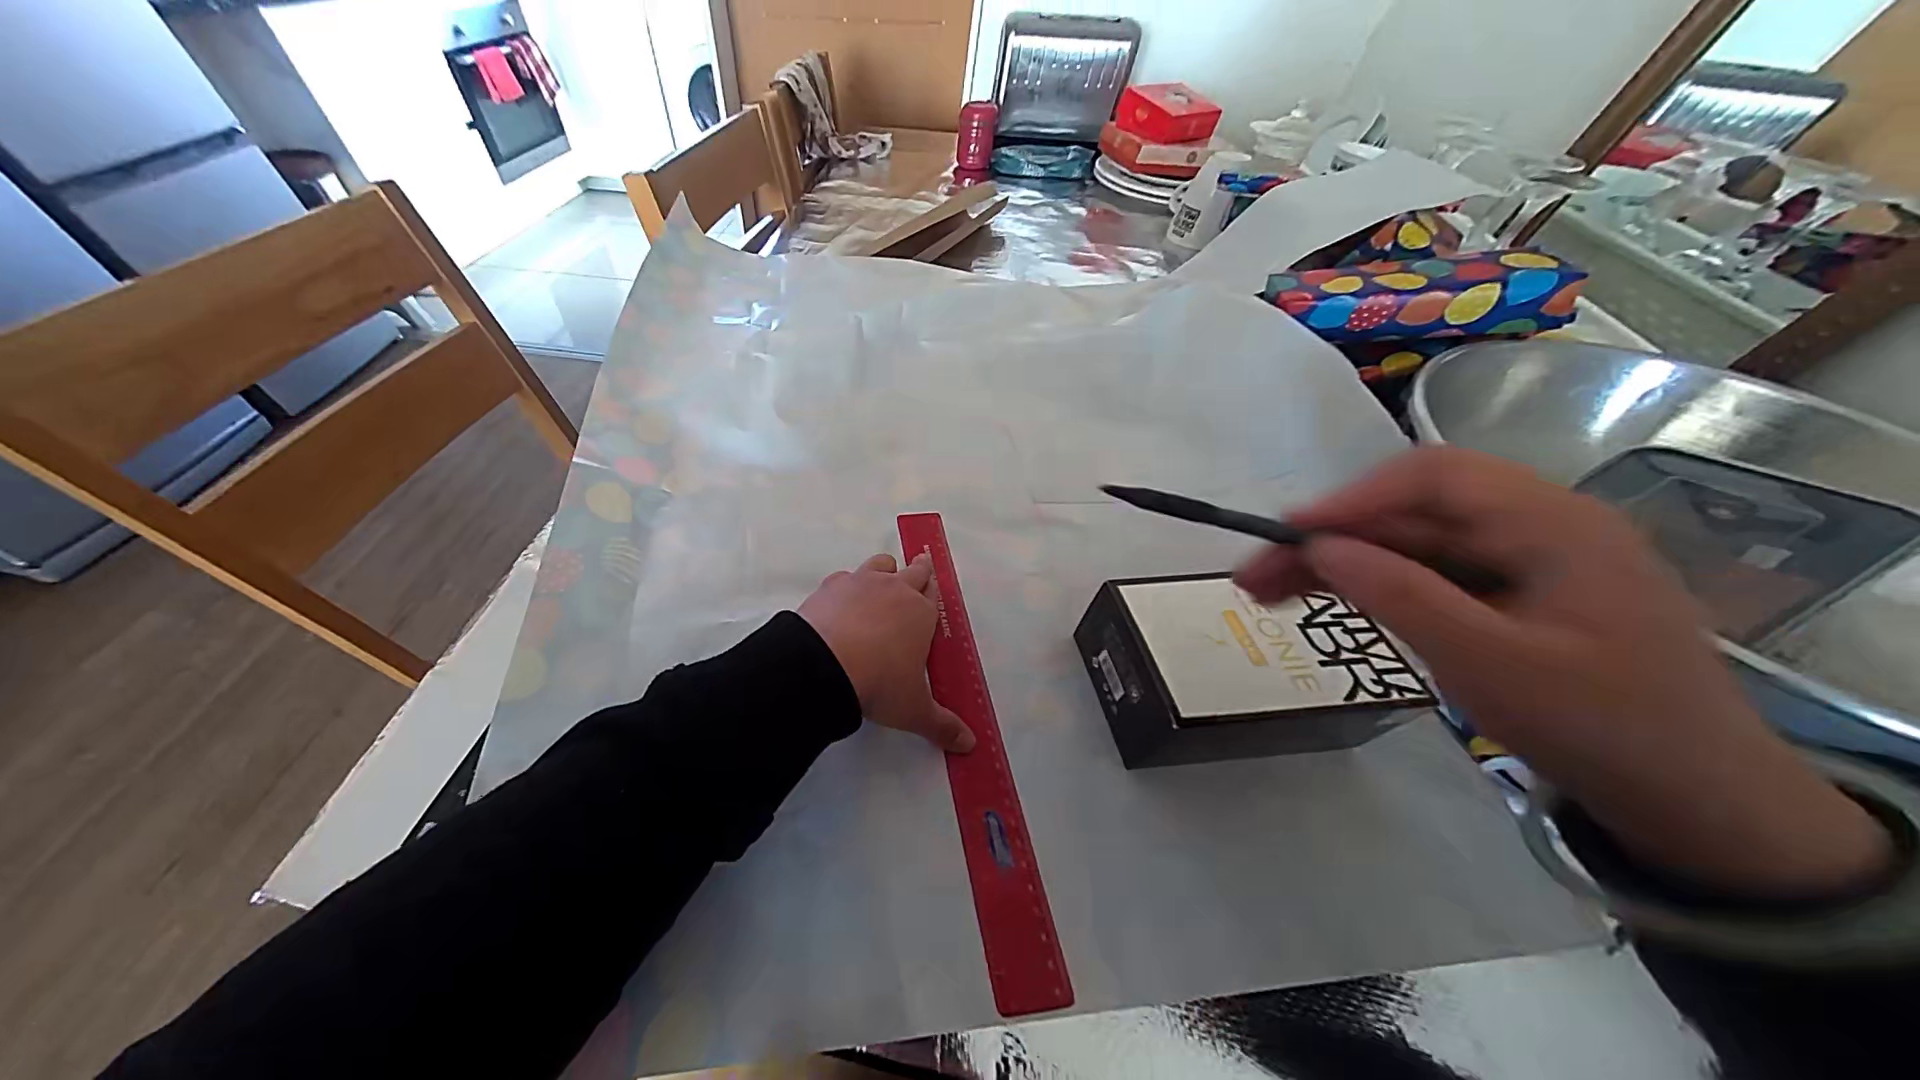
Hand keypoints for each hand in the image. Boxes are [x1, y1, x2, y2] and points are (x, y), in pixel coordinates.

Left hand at [799, 553, 975, 753]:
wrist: (824, 665)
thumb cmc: (880, 683)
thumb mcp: (914, 710)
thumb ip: (943, 725)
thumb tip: (970, 744)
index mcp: (921, 614)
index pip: (933, 596)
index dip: (933, 595)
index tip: (931, 593)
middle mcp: (895, 590)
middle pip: (913, 571)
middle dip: (918, 571)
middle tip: (920, 567)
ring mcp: (861, 584)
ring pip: (880, 564)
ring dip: (884, 571)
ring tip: (881, 581)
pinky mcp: (830, 587)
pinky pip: (843, 578)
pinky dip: (846, 587)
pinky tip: (840, 603)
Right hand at [1234, 446, 1890, 899]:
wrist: (1697, 806)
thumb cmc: (1604, 729)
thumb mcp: (1492, 663)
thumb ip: (1400, 596)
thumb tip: (1317, 547)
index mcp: (1553, 523)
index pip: (1433, 477)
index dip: (1351, 498)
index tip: (1285, 534)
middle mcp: (1534, 526)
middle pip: (1409, 512)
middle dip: (1327, 538)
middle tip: (1253, 576)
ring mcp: (1520, 562)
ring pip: (1408, 542)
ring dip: (1337, 560)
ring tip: (1265, 591)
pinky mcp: (1507, 595)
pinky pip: (1426, 573)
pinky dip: (1370, 583)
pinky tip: (1323, 598)